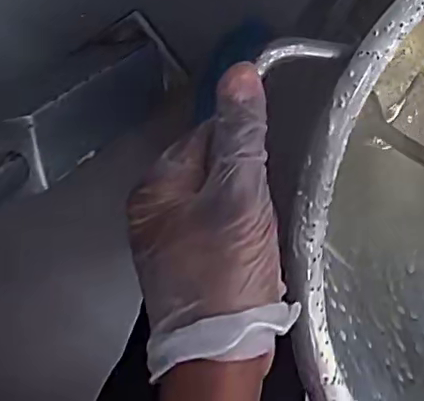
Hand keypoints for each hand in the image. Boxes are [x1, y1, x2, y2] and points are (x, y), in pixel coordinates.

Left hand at [128, 63, 283, 338]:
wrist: (224, 352)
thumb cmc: (227, 270)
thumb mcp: (240, 192)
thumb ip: (242, 131)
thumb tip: (241, 71)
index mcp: (155, 186)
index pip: (211, 129)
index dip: (246, 136)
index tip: (268, 156)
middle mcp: (155, 205)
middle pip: (217, 156)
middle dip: (248, 165)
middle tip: (266, 191)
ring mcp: (172, 231)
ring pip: (224, 183)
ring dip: (249, 189)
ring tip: (263, 212)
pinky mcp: (193, 251)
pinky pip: (223, 210)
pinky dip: (244, 211)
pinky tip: (256, 228)